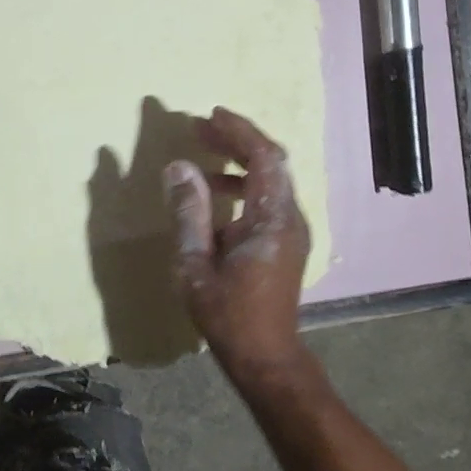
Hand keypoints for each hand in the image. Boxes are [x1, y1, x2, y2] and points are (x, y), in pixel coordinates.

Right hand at [165, 107, 312, 385]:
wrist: (264, 354)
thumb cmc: (227, 312)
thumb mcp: (196, 262)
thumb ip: (189, 211)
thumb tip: (179, 166)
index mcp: (271, 220)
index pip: (264, 158)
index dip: (239, 131)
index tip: (210, 115)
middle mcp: (290, 218)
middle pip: (271, 163)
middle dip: (237, 139)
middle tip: (200, 127)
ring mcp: (291, 230)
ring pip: (271, 179)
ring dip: (238, 160)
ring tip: (202, 151)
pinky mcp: (285, 242)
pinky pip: (268, 198)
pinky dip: (243, 183)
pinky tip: (214, 190)